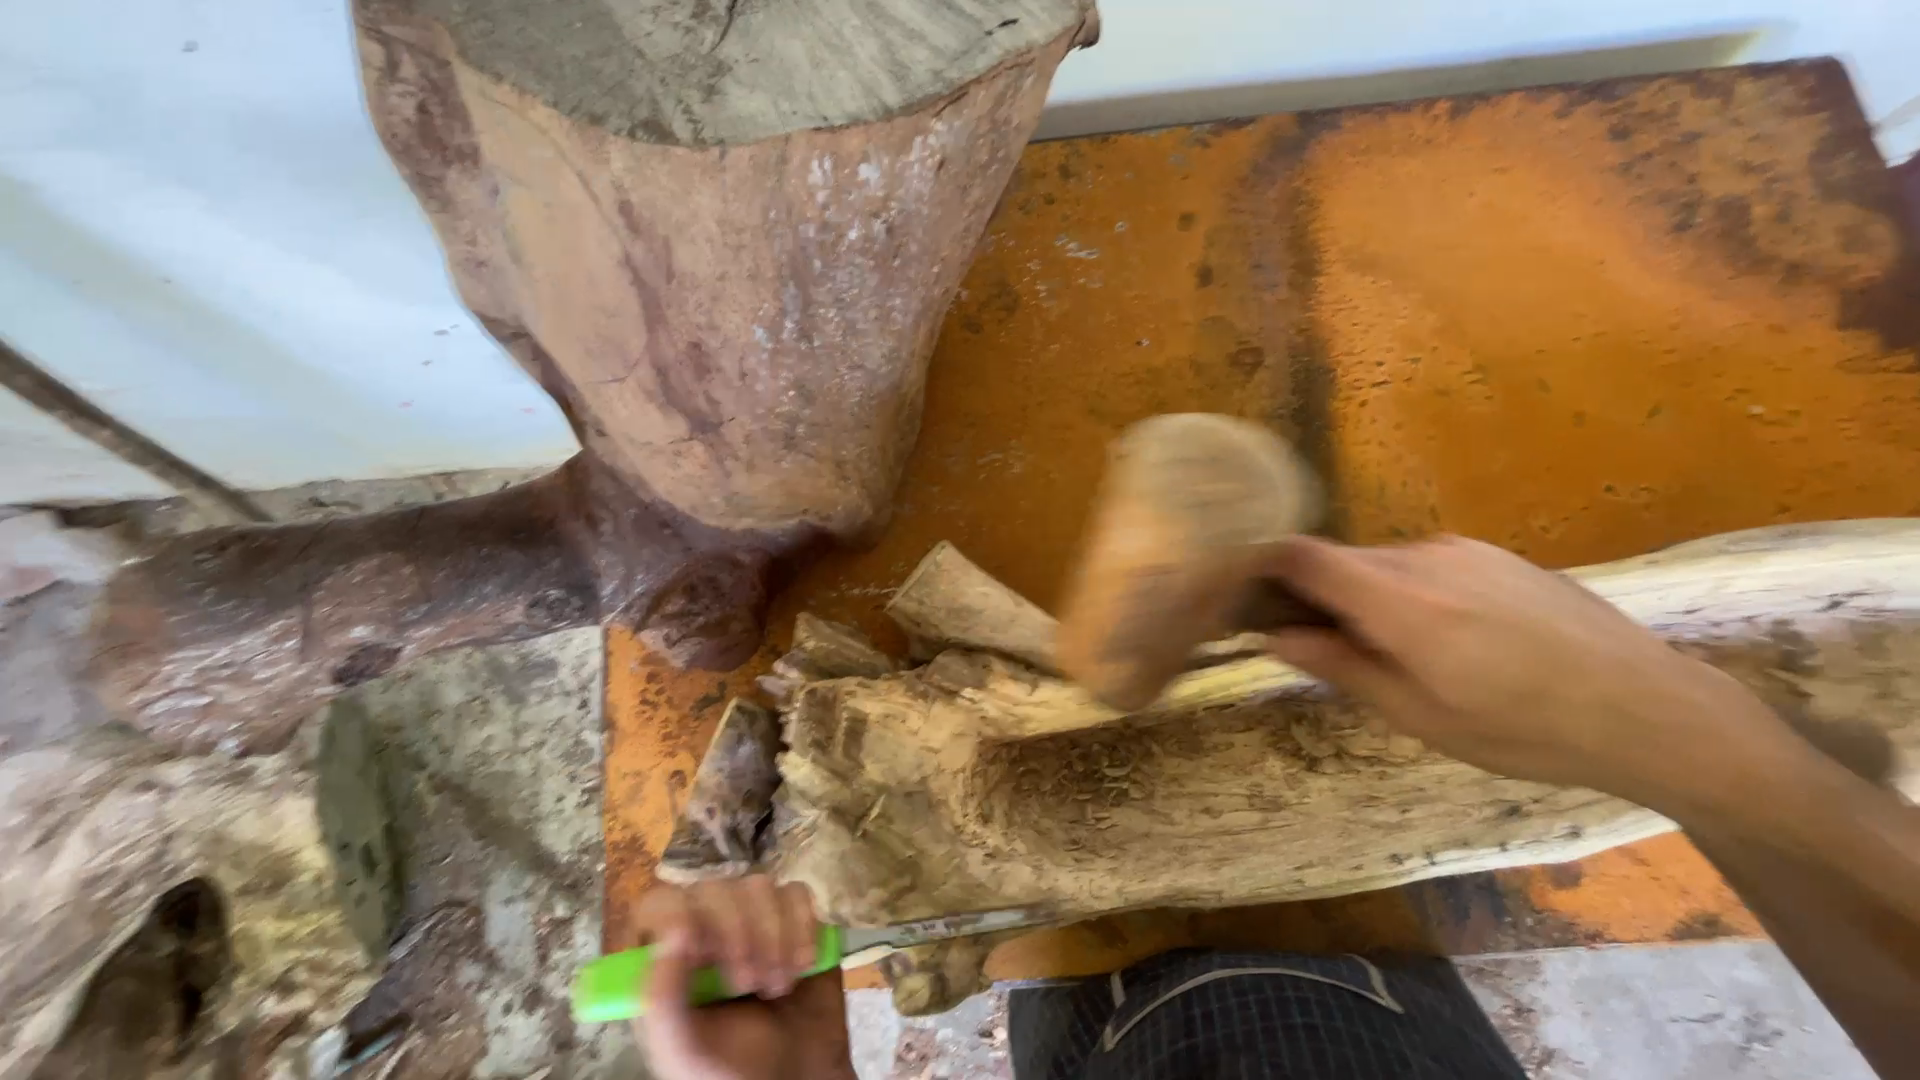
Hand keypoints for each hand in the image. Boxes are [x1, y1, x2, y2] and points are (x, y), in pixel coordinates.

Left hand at [628, 877, 853, 1079]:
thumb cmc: (732, 1073)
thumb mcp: (683, 1050)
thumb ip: (663, 999)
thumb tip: (672, 934)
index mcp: (668, 957)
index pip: (659, 903)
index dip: (677, 914)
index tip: (700, 950)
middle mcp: (707, 927)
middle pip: (715, 889)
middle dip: (737, 934)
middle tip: (748, 984)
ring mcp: (754, 918)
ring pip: (760, 885)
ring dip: (773, 935)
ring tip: (777, 985)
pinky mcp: (796, 918)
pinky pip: (798, 894)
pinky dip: (803, 927)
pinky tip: (803, 967)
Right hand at [1261, 534, 1779, 808]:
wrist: (1656, 711)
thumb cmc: (1527, 731)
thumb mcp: (1421, 716)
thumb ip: (1343, 667)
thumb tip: (1276, 637)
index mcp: (1400, 602)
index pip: (1300, 555)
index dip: (1259, 565)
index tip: (1242, 596)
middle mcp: (1425, 558)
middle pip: (1337, 560)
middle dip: (1314, 596)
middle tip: (1317, 647)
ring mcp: (1465, 550)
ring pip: (1380, 563)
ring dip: (1362, 596)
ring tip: (1391, 652)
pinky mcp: (1496, 554)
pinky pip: (1423, 563)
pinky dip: (1404, 591)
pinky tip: (1447, 638)